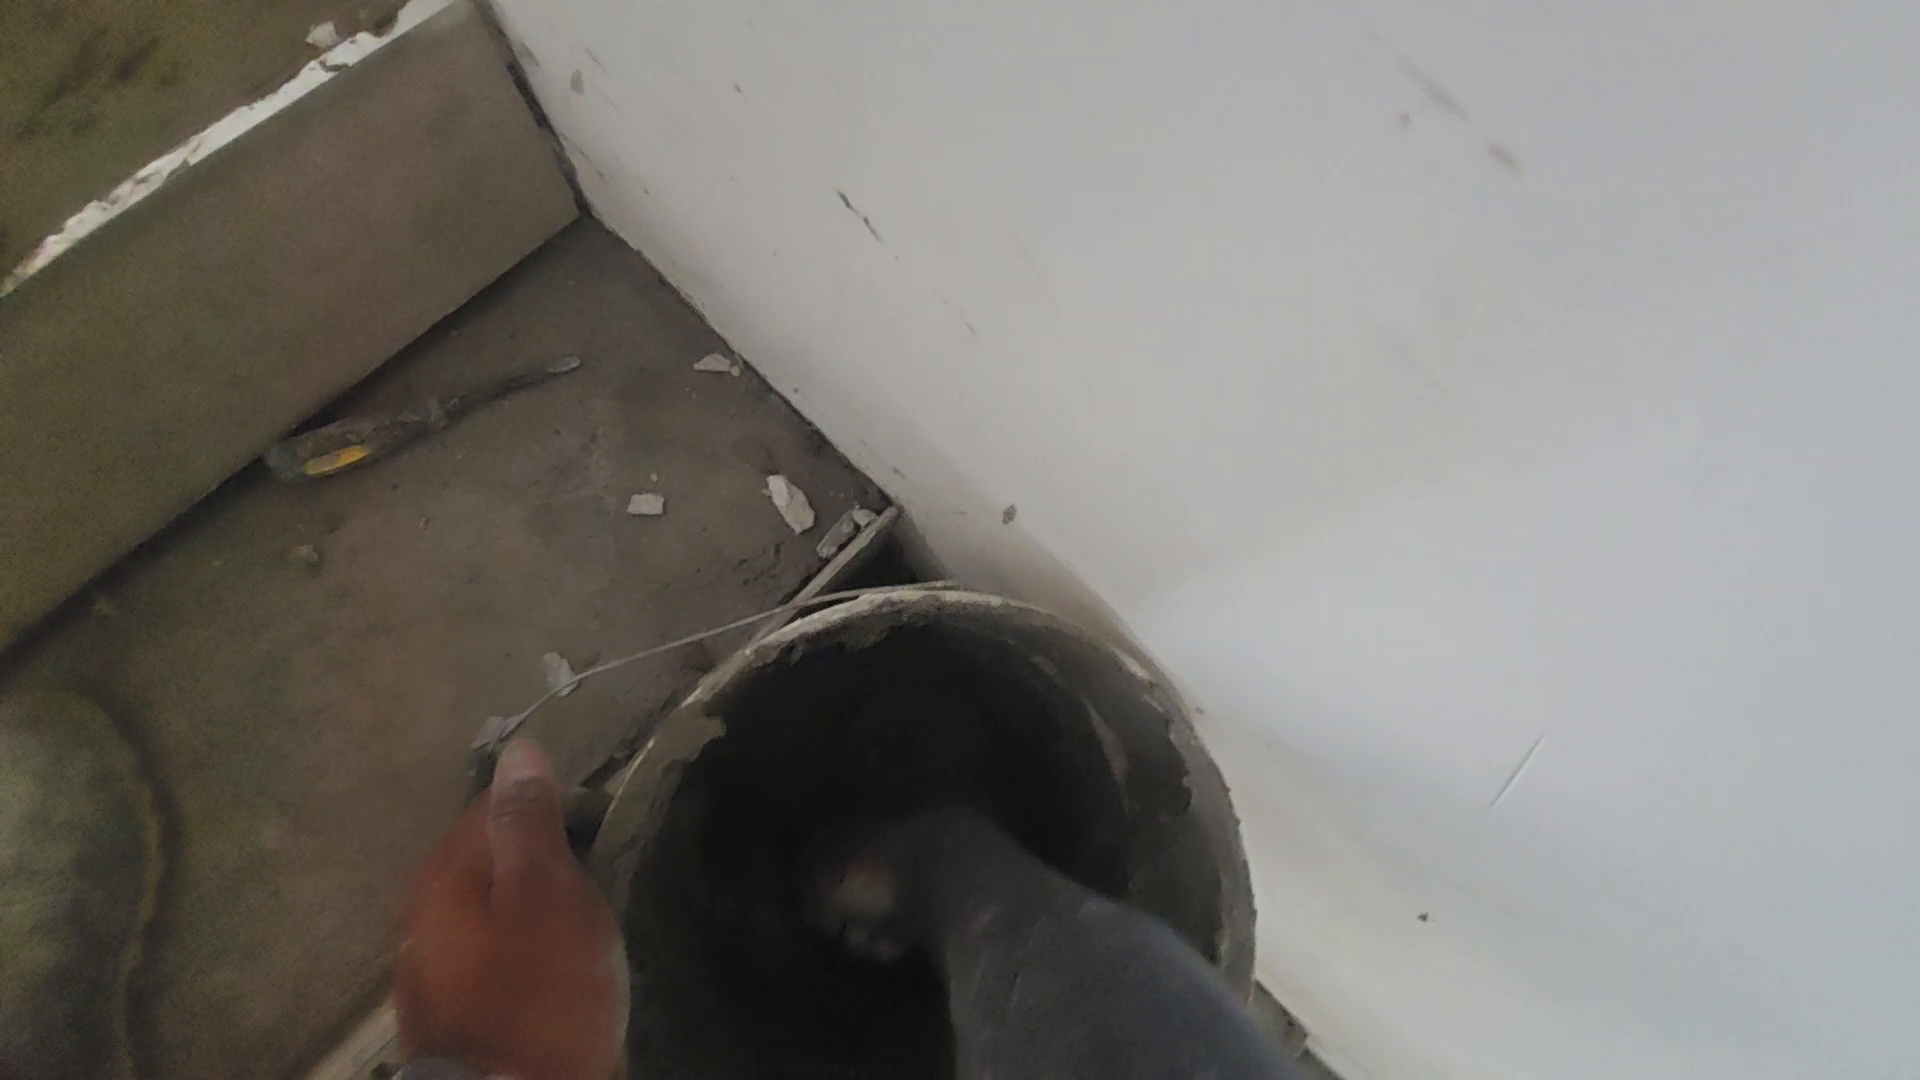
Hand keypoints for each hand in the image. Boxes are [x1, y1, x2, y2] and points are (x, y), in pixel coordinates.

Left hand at [395, 740, 627, 1079]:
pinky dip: (527, 922)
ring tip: (584, 890)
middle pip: (491, 848)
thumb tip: (519, 750)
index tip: (598, 810)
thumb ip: (530, 822)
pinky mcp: (456, 996)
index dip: (550, 797)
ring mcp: (435, 959)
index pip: (495, 802)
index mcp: (446, 875)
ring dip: (535, 882)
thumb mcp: (548, 891)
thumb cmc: (540, 987)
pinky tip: (556, 939)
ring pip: (493, 891)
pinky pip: (496, 931)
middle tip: (599, 849)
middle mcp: (425, 910)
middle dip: (542, 839)